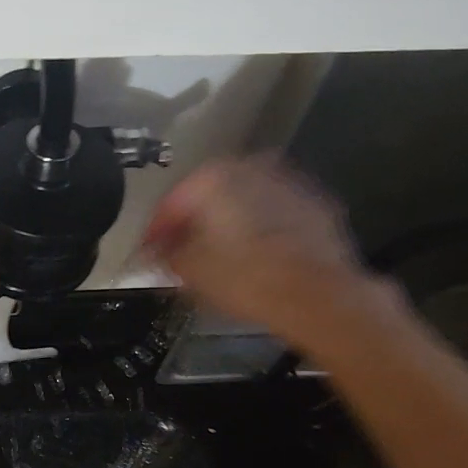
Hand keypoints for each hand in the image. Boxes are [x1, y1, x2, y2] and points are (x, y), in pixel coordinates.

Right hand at [143, 156, 396, 349]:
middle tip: (180, 253)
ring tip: (216, 261)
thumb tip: (155, 252)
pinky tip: (252, 260)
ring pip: (243, 203)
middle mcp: (252, 170)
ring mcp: (286, 185)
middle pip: (209, 197)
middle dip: (193, 224)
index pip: (171, 200)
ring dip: (225, 226)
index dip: (156, 229)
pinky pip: (272, 215)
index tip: (150, 248)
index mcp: (214, 179)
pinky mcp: (312, 207)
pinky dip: (258, 231)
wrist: (317, 297)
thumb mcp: (190, 271)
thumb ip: (164, 255)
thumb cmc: (253, 280)